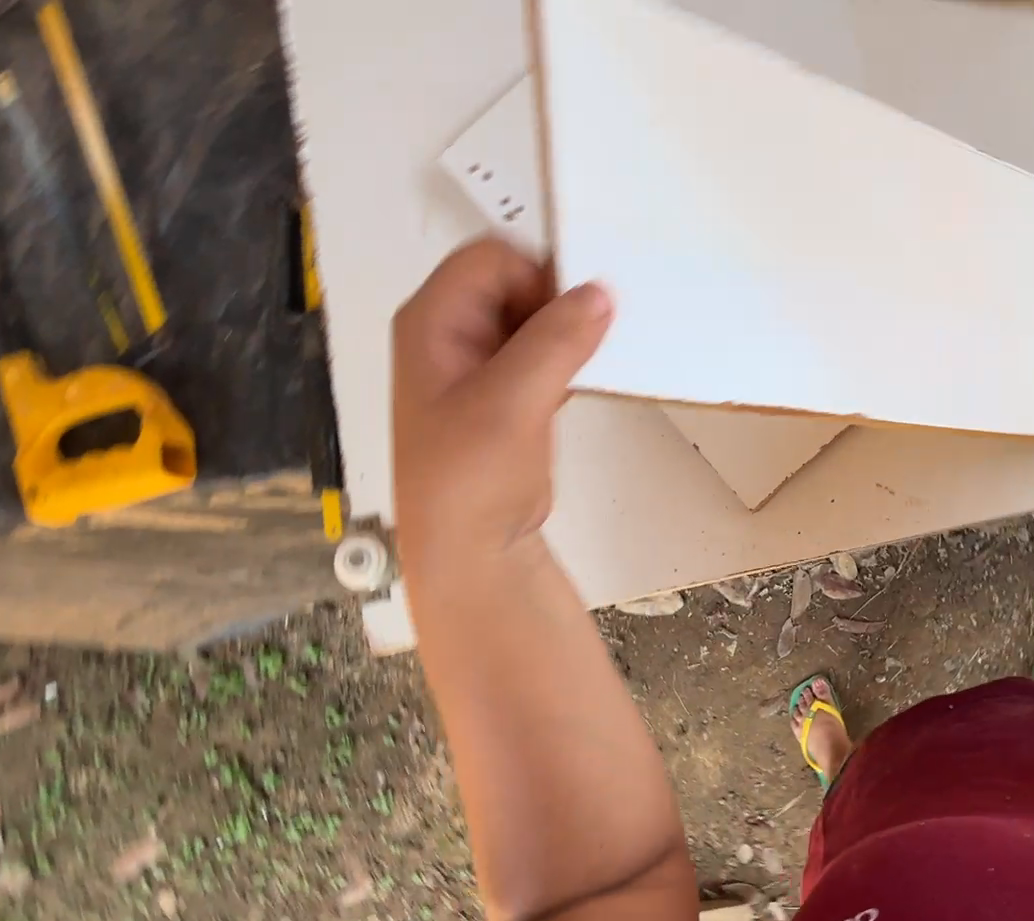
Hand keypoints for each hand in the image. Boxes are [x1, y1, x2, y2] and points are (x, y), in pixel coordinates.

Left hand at [392, 239, 613, 570]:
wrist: (473, 547)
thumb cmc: (472, 476)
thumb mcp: (512, 401)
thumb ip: (556, 340)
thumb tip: (600, 292)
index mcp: (432, 321)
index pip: (491, 260)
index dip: (537, 276)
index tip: (579, 312)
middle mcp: (452, 335)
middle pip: (513, 285)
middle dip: (558, 303)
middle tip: (594, 338)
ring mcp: (481, 367)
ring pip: (534, 322)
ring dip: (569, 334)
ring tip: (595, 360)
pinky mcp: (509, 396)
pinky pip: (544, 355)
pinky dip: (570, 361)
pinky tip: (586, 383)